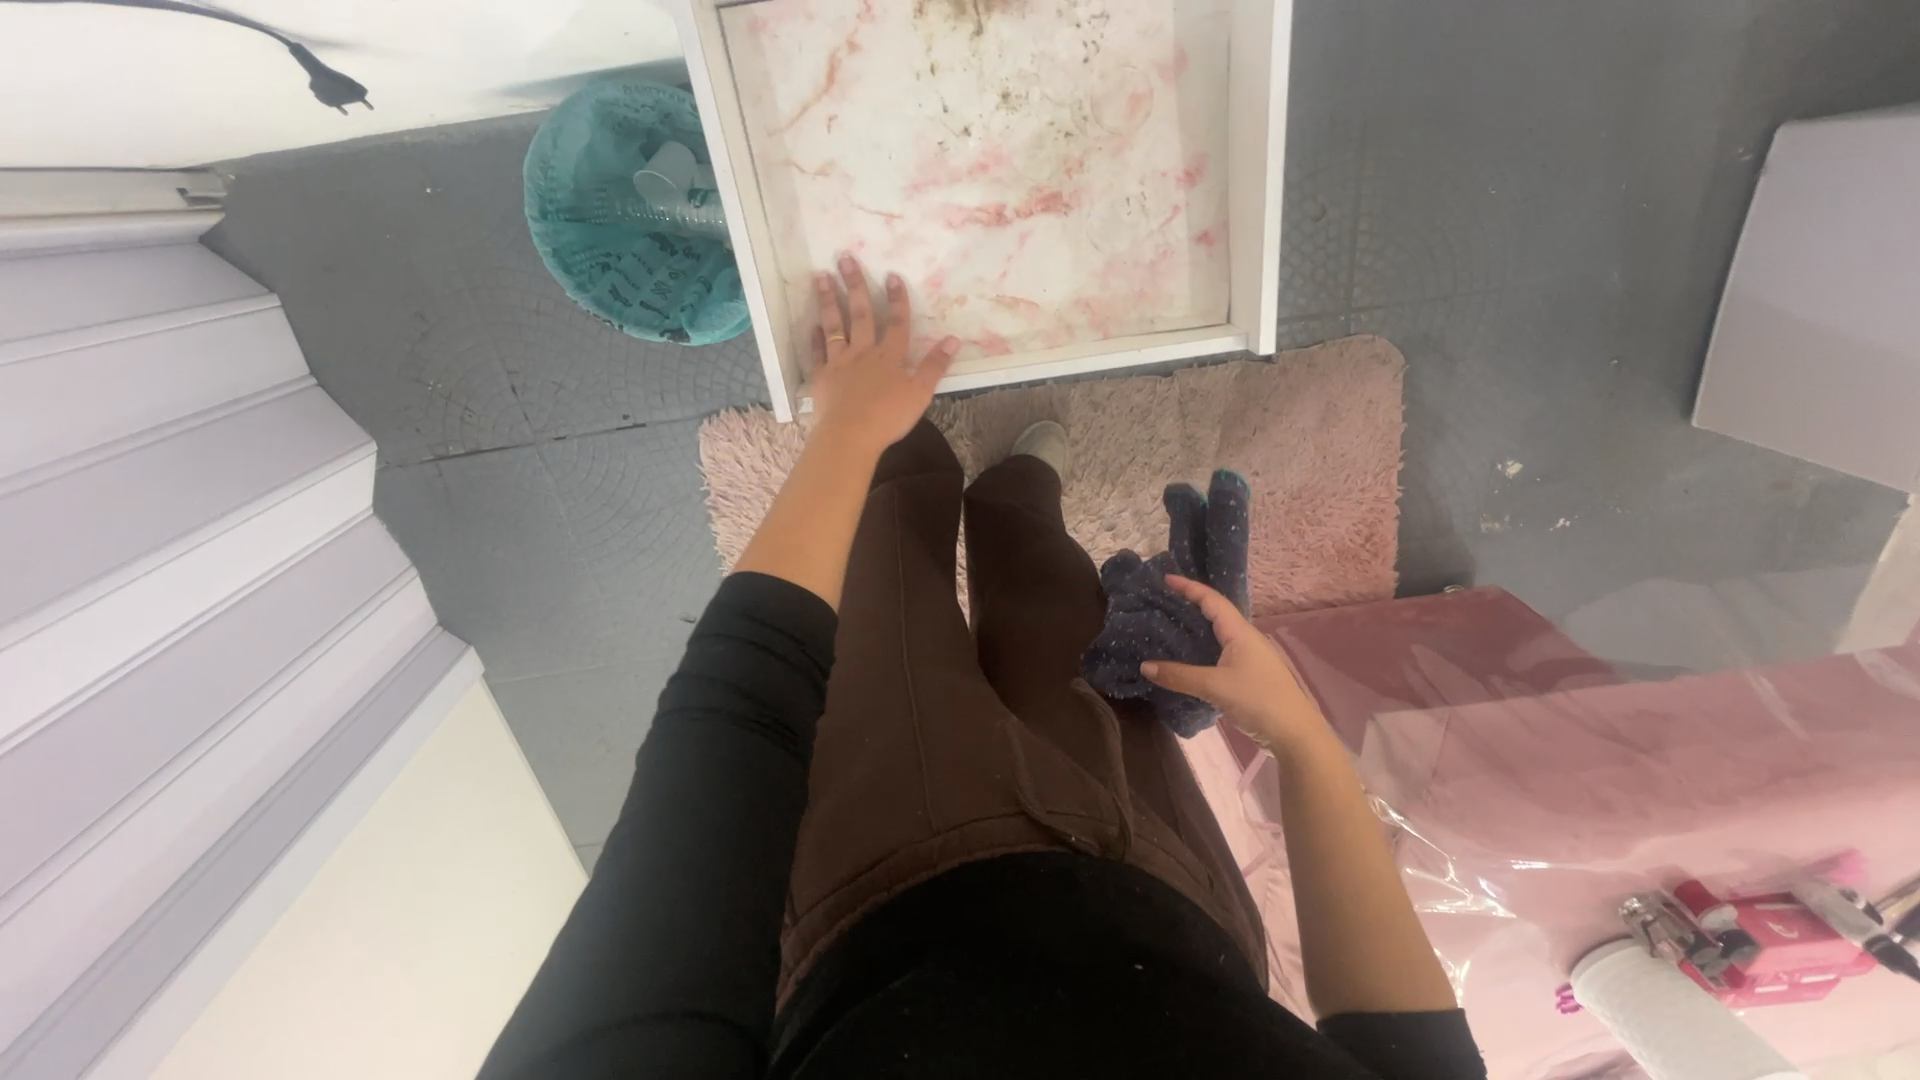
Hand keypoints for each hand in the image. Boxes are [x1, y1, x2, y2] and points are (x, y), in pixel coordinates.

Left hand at [808, 254, 960, 456]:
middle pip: (860, 314)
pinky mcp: (821, 377)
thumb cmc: (889, 417)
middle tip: (844, 258)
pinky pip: (817, 352)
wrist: (851, 435)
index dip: (896, 299)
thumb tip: (954, 339)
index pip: (896, 322)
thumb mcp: (920, 393)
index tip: (892, 275)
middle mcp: (864, 353)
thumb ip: (935, 366)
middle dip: (854, 285)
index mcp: (890, 357)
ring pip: (834, 326)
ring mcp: (839, 362)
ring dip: (828, 300)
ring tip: (821, 276)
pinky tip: (812, 324)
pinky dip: (814, 337)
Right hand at [1140, 574, 1332, 751]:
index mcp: (1240, 632)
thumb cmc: (1258, 700)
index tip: (1166, 579)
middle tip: (1164, 601)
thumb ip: (1179, 676)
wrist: (1295, 734)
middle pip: (1216, 614)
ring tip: (1171, 626)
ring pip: (1219, 635)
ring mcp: (1250, 658)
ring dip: (1197, 628)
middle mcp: (1246, 639)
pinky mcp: (1250, 676)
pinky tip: (1190, 659)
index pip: (1212, 600)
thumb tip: (1145, 666)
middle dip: (1191, 604)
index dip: (1189, 587)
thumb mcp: (1214, 686)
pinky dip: (1203, 649)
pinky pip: (1221, 653)